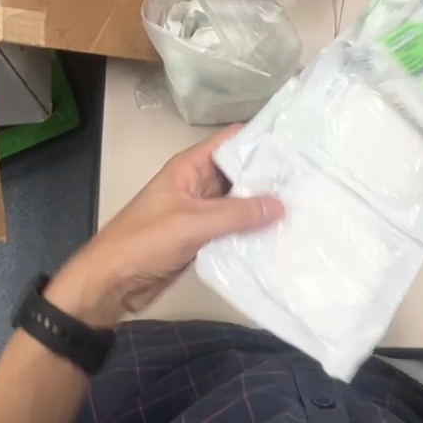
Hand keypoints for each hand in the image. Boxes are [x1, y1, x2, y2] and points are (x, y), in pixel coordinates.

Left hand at [48, 125, 282, 328]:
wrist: (112, 282)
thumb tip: (280, 204)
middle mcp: (197, 184)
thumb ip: (236, 214)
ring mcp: (200, 212)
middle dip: (268, 176)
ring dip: (262, 206)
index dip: (261, 140)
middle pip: (238, 172)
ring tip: (304, 208)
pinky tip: (279, 237)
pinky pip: (232, 228)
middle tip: (310, 181)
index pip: (231, 142)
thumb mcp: (192, 223)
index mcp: (190, 166)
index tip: (297, 145)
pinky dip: (251, 231)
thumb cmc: (145, 240)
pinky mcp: (202, 238)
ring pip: (237, 202)